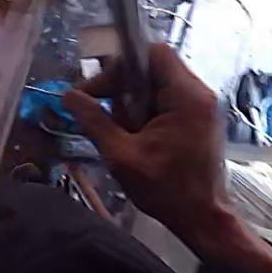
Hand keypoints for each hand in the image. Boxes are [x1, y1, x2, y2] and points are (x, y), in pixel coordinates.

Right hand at [63, 46, 271, 272]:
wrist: (203, 220)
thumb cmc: (166, 190)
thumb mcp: (121, 156)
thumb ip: (94, 121)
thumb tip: (68, 96)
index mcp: (186, 98)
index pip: (153, 52)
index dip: (121, 63)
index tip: (100, 89)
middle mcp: (198, 94)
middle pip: (152, 66)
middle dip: (121, 85)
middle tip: (100, 109)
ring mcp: (200, 106)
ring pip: (155, 82)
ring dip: (130, 99)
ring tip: (118, 128)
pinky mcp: (196, 118)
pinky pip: (163, 98)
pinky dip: (142, 109)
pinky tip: (132, 133)